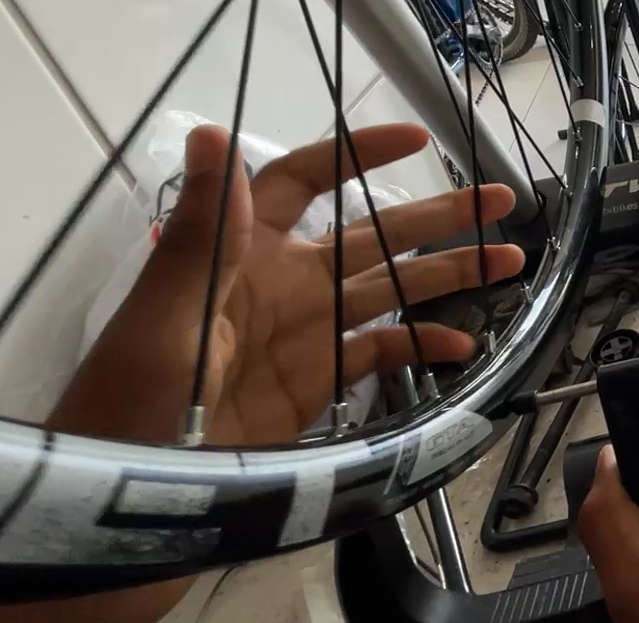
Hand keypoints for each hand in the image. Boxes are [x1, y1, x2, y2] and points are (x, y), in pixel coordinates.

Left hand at [49, 123, 523, 446]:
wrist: (129, 505)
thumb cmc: (133, 404)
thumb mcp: (164, 318)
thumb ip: (202, 233)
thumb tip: (210, 133)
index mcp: (248, 254)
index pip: (304, 182)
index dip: (358, 155)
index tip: (416, 138)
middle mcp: (291, 280)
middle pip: (379, 232)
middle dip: (443, 213)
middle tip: (501, 198)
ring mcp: (313, 327)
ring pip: (398, 285)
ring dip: (454, 271)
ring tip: (509, 260)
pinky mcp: (325, 375)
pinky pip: (387, 349)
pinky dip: (426, 344)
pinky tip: (462, 346)